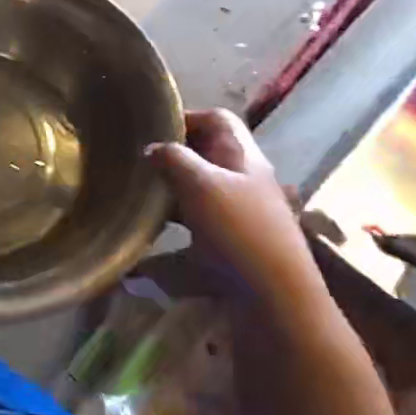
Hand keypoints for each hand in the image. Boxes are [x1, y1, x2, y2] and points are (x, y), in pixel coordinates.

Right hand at [147, 109, 319, 309]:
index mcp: (242, 155)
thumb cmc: (239, 230)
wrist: (276, 298)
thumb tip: (152, 148)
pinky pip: (199, 218)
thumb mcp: (201, 185)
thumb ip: (174, 159)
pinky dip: (177, 217)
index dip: (186, 116)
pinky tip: (154, 229)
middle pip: (207, 152)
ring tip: (141, 192)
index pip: (217, 119)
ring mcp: (240, 211)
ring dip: (173, 186)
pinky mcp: (232, 242)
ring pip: (201, 186)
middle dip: (173, 153)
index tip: (152, 129)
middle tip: (139, 161)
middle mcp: (244, 177)